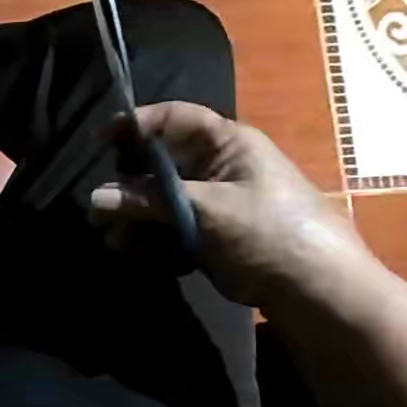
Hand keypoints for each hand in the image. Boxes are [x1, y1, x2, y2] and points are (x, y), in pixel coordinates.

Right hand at [88, 101, 396, 312]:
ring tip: (104, 233)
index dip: (139, 124)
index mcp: (227, 144)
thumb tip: (96, 198)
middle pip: (161, 166)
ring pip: (160, 203)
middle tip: (97, 204)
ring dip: (132, 216)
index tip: (102, 139)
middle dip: (128, 183)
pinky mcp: (207, 238)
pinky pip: (168, 230)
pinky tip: (123, 247)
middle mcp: (216, 169)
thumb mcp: (209, 208)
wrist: (311, 287)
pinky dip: (147, 237)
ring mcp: (211, 206)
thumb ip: (151, 201)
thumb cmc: (268, 229)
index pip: (176, 119)